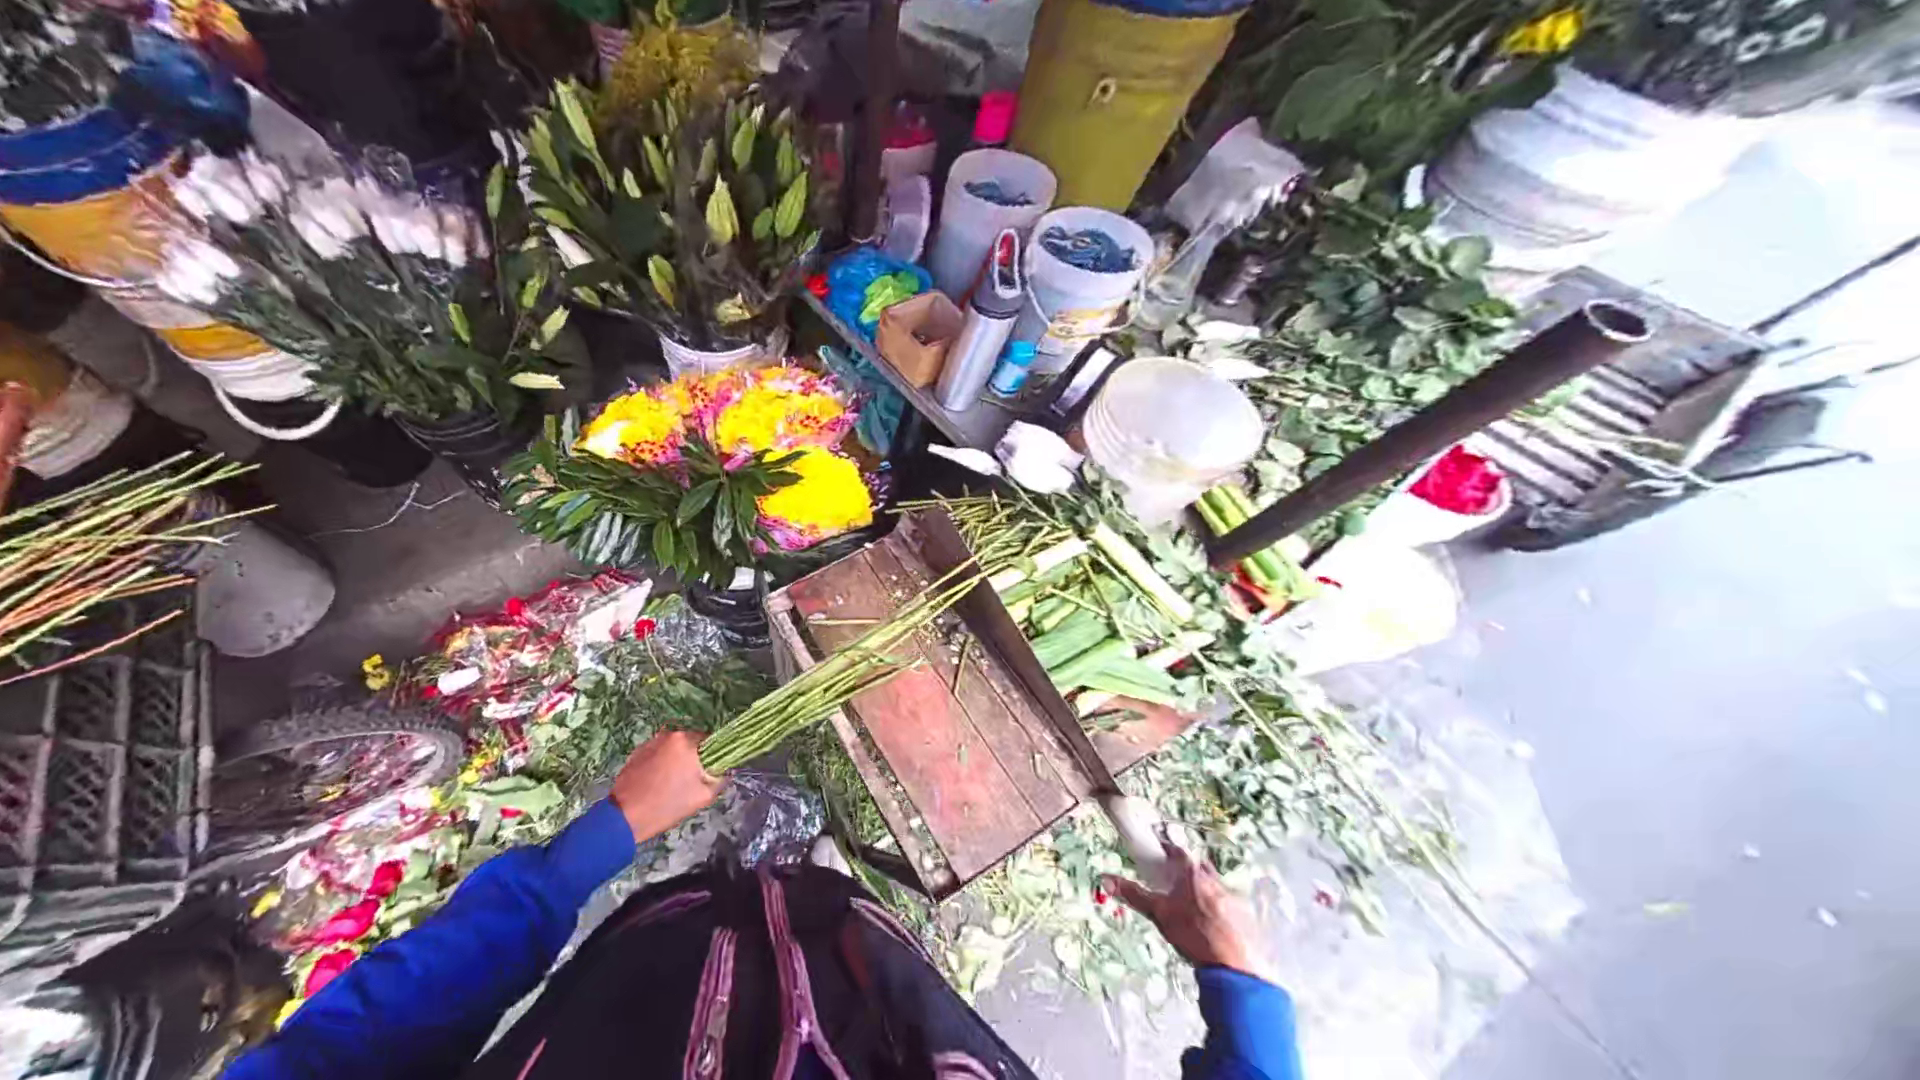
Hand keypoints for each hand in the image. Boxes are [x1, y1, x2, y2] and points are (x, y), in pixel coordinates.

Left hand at [608, 731, 722, 842]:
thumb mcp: (703, 796)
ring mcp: (650, 742)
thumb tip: (725, 770)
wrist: (623, 819)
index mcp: (686, 741)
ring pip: (673, 747)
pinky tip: (658, 781)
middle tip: (692, 778)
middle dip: (693, 756)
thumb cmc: (667, 806)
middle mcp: (668, 735)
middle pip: (690, 742)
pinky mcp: (636, 752)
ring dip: (677, 758)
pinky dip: (662, 762)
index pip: (710, 740)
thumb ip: (720, 779)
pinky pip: (658, 752)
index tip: (709, 771)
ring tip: (673, 781)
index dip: (713, 755)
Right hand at [1101, 838, 1274, 983]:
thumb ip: (1133, 894)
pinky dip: (1219, 907)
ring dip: (1203, 888)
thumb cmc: (1192, 934)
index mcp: (1191, 871)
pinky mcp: (1245, 913)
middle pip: (1197, 864)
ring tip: (1193, 908)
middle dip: (1186, 870)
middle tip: (1175, 884)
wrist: (1232, 966)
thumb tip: (1106, 879)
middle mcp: (1213, 877)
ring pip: (1214, 883)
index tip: (1158, 854)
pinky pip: (1228, 902)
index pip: (1176, 850)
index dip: (1166, 850)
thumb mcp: (1158, 913)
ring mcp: (1232, 895)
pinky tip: (1212, 924)